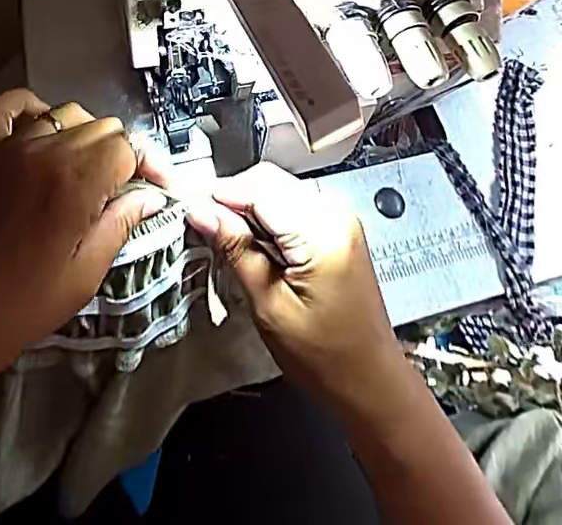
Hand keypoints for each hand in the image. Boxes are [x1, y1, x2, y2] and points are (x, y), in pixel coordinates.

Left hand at [0, 90, 162, 384]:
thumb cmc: (8, 314)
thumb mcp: (80, 279)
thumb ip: (119, 226)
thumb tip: (148, 198)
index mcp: (76, 181)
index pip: (130, 148)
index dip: (149, 168)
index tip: (156, 192)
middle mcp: (46, 150)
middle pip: (103, 127)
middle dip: (121, 155)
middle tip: (122, 194)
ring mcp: (9, 147)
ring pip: (67, 113)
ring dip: (85, 137)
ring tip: (86, 174)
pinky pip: (8, 107)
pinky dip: (32, 109)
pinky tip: (42, 132)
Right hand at [183, 163, 409, 420]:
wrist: (370, 380)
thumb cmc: (324, 356)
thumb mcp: (270, 306)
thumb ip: (237, 251)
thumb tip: (204, 213)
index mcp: (322, 234)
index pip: (261, 190)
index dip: (221, 194)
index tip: (191, 206)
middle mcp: (335, 215)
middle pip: (272, 180)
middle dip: (234, 195)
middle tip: (204, 222)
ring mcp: (340, 218)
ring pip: (282, 187)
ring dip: (251, 203)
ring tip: (226, 236)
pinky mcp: (339, 227)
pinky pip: (296, 202)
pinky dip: (270, 213)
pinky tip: (255, 241)